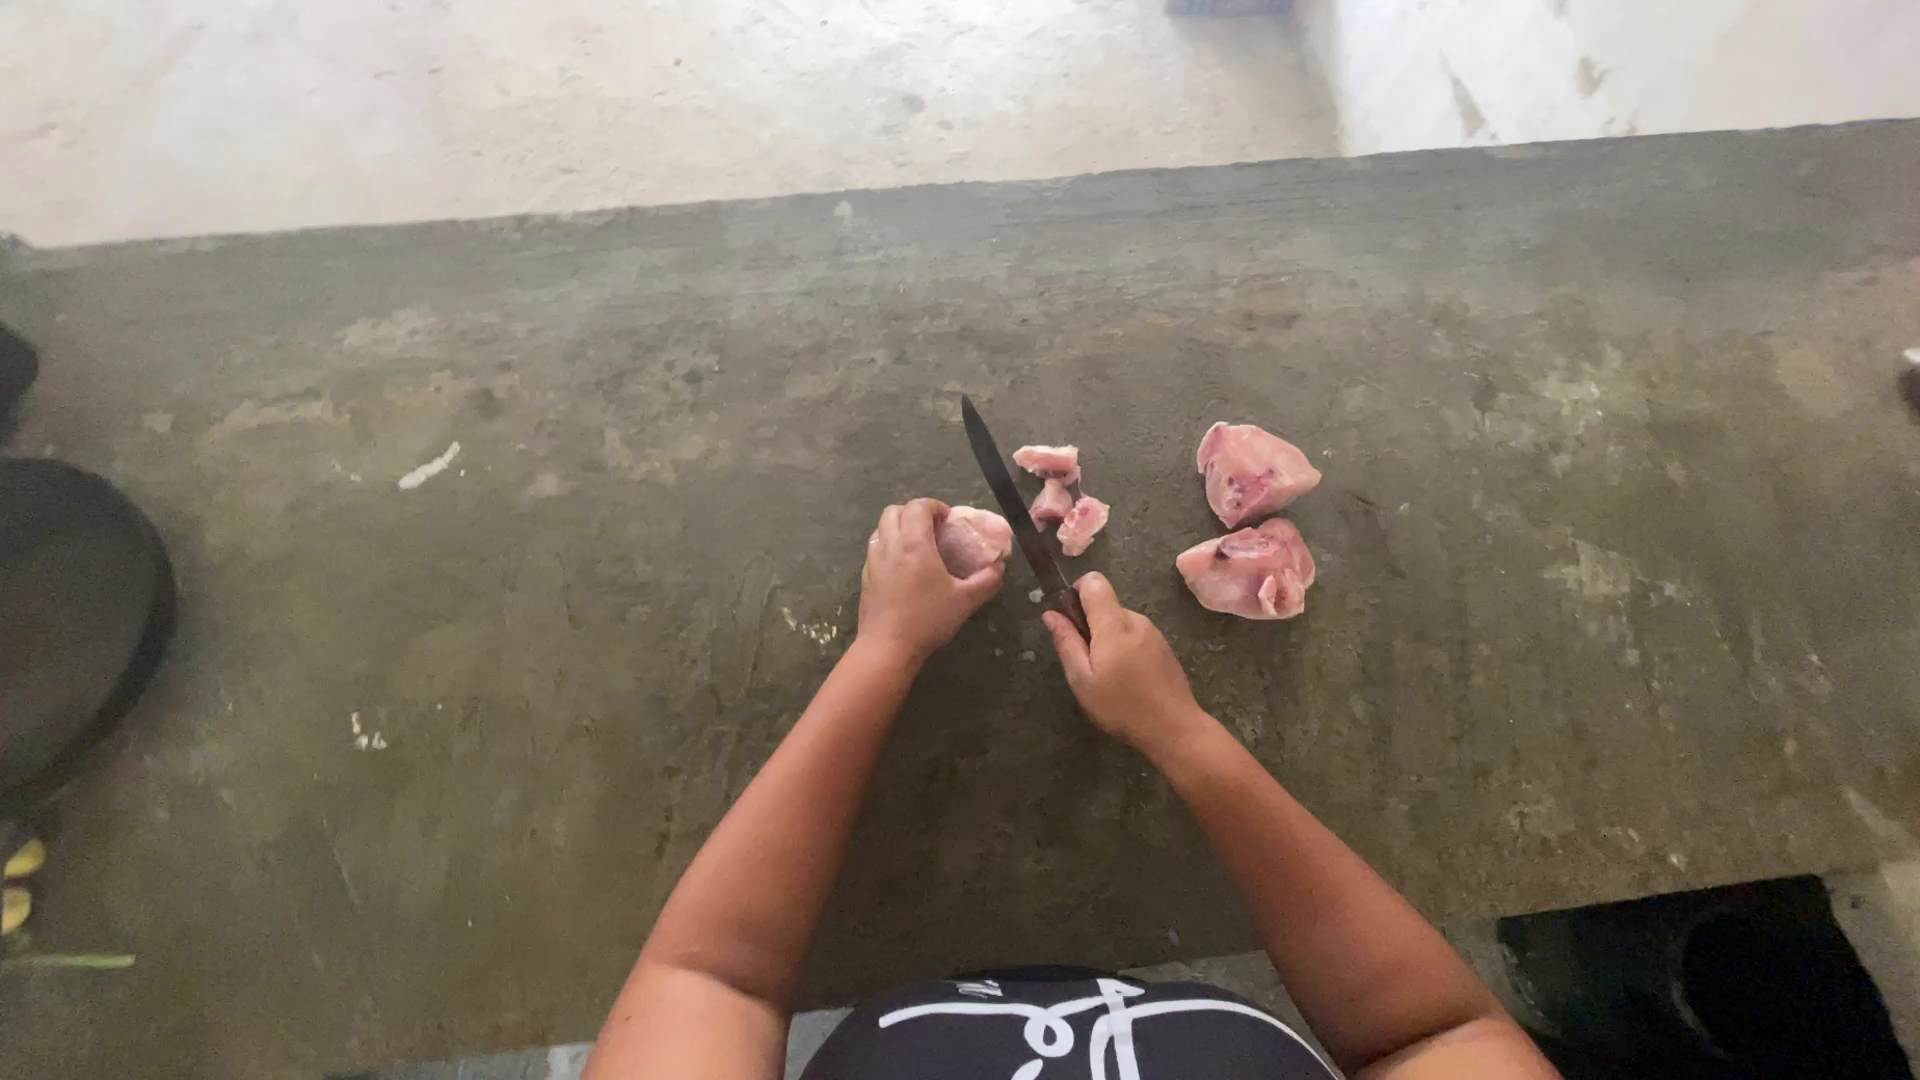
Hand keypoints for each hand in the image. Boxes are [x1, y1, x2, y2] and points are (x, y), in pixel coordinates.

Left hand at [858, 499, 1003, 664]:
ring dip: (899, 526)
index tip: (948, 520)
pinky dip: (889, 545)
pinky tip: (902, 566)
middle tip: (932, 528)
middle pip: (894, 510)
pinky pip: (875, 547)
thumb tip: (1000, 567)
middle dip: (914, 512)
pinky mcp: (865, 576)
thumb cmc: (928, 620)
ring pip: (881, 527)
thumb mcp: (965, 601)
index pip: (918, 506)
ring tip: (917, 544)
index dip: (934, 506)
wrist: (887, 647)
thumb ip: (986, 580)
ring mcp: (873, 560)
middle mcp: (890, 545)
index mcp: (915, 544)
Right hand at [1043, 573, 1216, 760]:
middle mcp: (1135, 620)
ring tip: (1107, 676)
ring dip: (1107, 639)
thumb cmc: (1121, 706)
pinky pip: (1135, 635)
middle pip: (1105, 605)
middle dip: (1090, 625)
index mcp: (1113, 624)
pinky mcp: (1163, 646)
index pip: (1094, 581)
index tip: (1069, 621)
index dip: (1076, 592)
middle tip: (1086, 663)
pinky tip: (1126, 679)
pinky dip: (1124, 648)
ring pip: (1119, 622)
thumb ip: (1066, 642)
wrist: (1175, 729)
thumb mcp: (1082, 680)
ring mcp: (1153, 632)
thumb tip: (1051, 613)